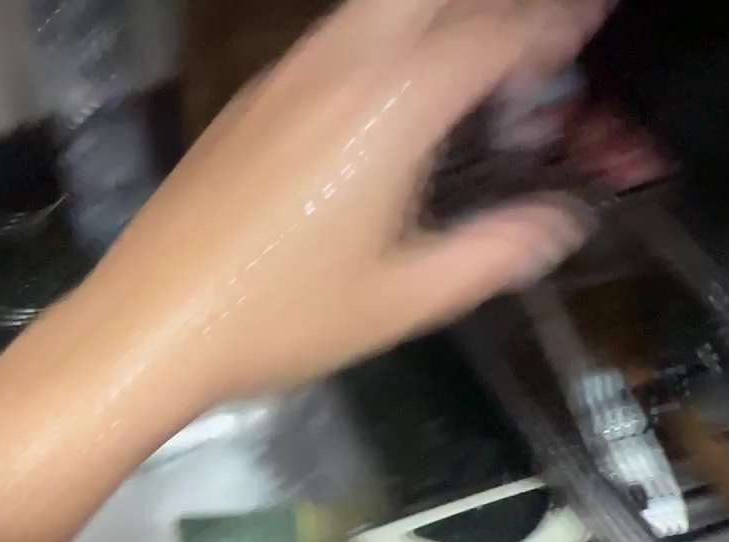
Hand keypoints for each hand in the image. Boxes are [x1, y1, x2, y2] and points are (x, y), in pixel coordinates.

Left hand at [74, 0, 607, 404]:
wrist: (149, 323)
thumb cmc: (274, 321)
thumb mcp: (395, 303)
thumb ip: (486, 257)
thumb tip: (554, 230)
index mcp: (388, 107)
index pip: (493, 33)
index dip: (549, 26)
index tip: (579, 33)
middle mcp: (333, 68)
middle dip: (488, 7)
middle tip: (522, 40)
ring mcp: (276, 83)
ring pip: (370, 12)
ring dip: (427, 19)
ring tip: (456, 67)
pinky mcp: (238, 110)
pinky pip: (323, 47)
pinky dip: (372, 49)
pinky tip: (371, 106)